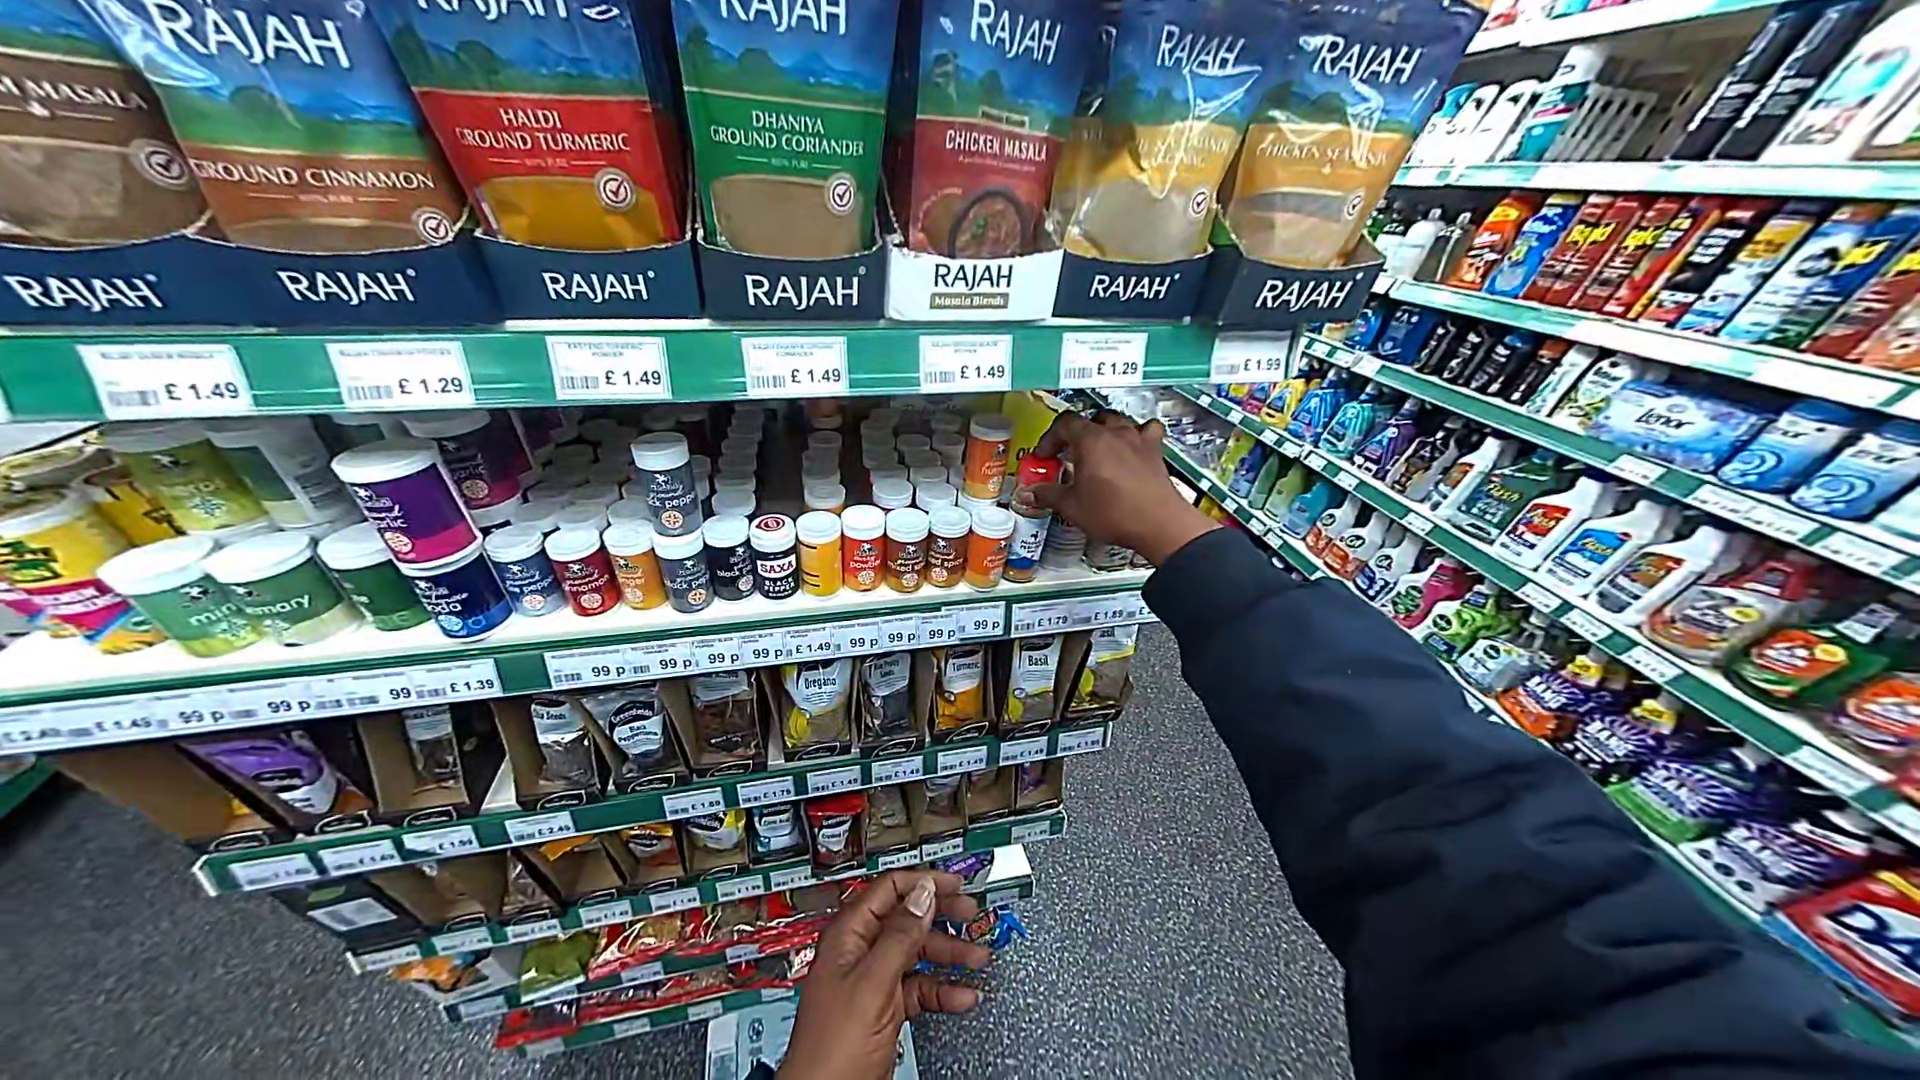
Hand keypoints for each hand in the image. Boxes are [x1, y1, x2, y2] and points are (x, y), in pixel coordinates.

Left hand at [778, 872, 989, 1079]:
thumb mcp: (871, 984)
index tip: (953, 884)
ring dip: (949, 955)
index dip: (922, 883)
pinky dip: (942, 990)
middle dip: (942, 916)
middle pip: (907, 919)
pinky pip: (920, 989)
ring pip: (917, 954)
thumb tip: (923, 895)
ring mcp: (873, 982)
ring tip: (978, 958)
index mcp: (849, 935)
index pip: (889, 890)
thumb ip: (898, 936)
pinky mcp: (885, 1010)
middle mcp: (861, 953)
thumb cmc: (830, 1050)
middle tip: (970, 913)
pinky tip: (962, 996)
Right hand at [1031, 409, 1219, 564]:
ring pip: (1118, 420)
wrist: (1158, 524)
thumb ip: (1048, 495)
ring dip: (1104, 430)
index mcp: (1090, 440)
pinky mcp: (1155, 452)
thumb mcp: (1072, 507)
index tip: (1045, 454)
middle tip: (1067, 452)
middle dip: (1075, 434)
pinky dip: (1139, 433)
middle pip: (1090, 419)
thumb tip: (1031, 493)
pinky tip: (1134, 444)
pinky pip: (1148, 430)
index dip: (1050, 438)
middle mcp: (1115, 433)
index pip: (1063, 424)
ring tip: (1096, 447)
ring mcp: (1138, 440)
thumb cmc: (1117, 513)